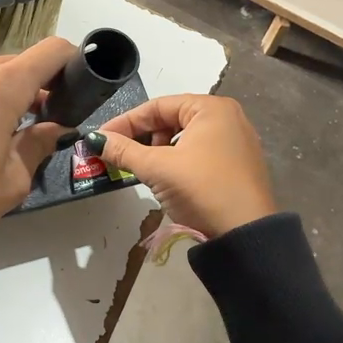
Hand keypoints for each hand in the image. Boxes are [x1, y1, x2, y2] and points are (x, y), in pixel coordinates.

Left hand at [0, 38, 75, 240]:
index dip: (71, 63)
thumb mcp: (13, 179)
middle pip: (18, 64)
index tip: (74, 90)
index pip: (51, 51)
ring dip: (1, 93)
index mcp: (1, 85)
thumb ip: (40, 143)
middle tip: (38, 125)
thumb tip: (57, 127)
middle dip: (34, 88)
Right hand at [95, 94, 275, 238]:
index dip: (125, 122)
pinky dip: (177, 159)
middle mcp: (227, 118)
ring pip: (184, 137)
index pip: (157, 106)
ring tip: (140, 167)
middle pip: (171, 119)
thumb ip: (124, 151)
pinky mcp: (238, 165)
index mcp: (211, 108)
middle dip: (142, 136)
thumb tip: (95, 139)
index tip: (101, 138)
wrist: (246, 236)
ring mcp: (236, 142)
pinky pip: (199, 152)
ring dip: (157, 149)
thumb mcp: (157, 168)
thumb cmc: (201, 189)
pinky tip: (164, 177)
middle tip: (118, 153)